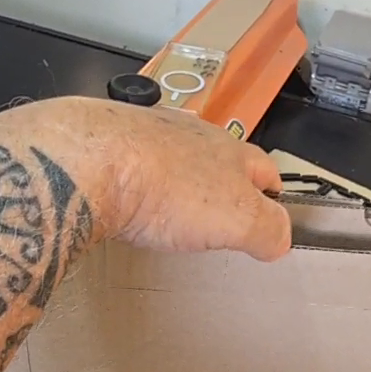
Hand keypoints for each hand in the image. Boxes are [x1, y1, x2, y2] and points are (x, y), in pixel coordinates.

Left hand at [0, 96, 291, 260]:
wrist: (90, 162)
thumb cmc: (172, 192)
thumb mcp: (239, 220)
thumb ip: (268, 229)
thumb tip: (281, 239)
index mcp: (229, 150)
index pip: (263, 167)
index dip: (270, 189)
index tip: (271, 206)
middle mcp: (190, 132)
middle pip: (219, 156)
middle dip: (225, 180)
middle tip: (222, 211)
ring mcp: (143, 131)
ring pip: (174, 154)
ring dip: (179, 176)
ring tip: (174, 205)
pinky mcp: (102, 141)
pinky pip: (132, 160)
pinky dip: (138, 177)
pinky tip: (128, 196)